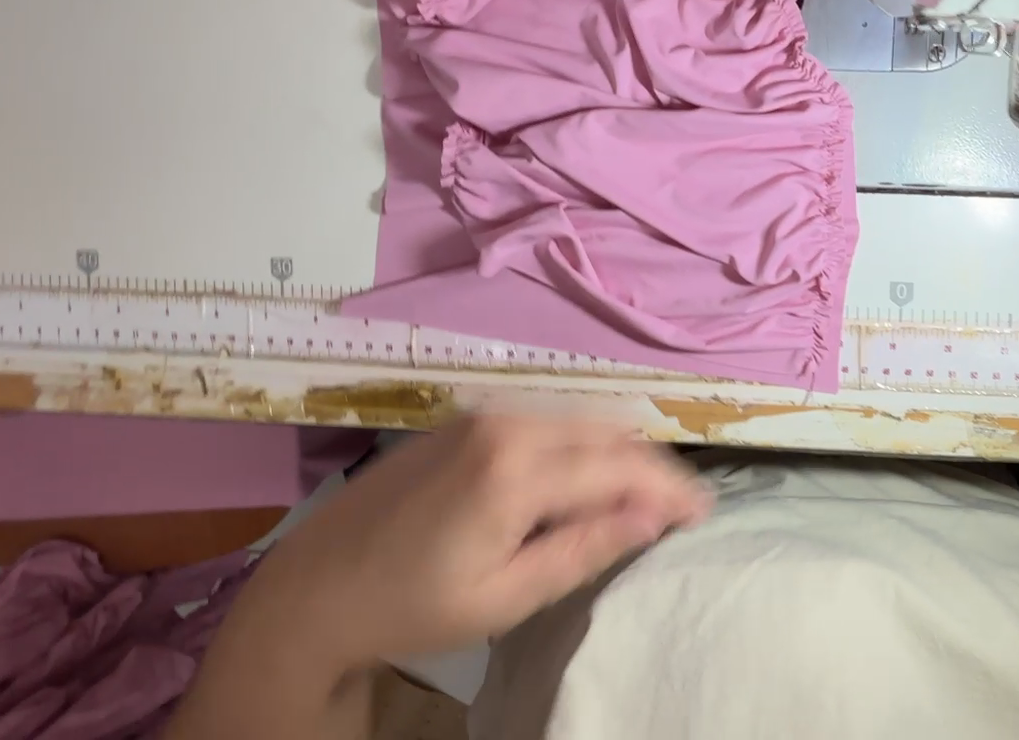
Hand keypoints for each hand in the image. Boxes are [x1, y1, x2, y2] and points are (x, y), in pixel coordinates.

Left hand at [240, 414, 709, 667]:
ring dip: (619, 451)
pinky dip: (582, 442)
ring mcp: (486, 413)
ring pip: (580, 420)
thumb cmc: (412, 605)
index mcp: (517, 468)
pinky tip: (589, 473)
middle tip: (682, 503)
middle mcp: (508, 422)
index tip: (705, 509)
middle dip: (650, 465)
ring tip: (645, 492)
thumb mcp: (506, 595)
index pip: (621, 466)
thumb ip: (585, 546)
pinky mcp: (470, 417)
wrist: (314, 587)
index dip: (669, 487)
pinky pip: (549, 419)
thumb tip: (654, 515)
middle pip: (606, 432)